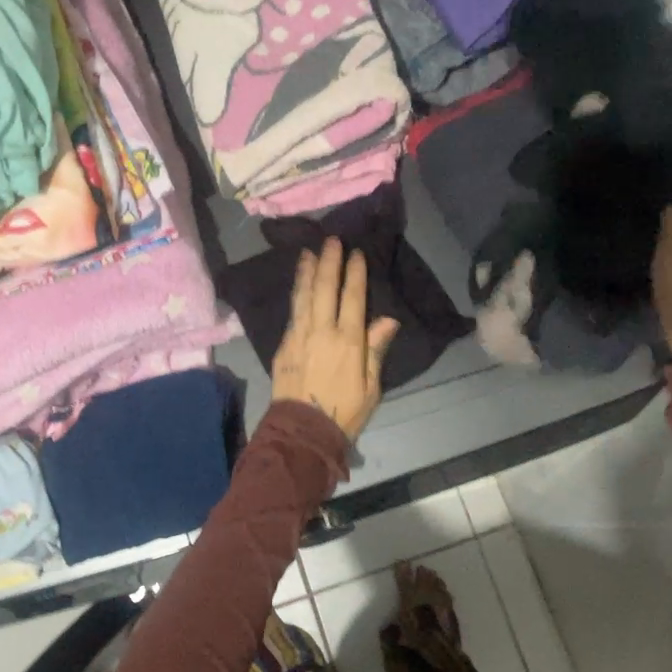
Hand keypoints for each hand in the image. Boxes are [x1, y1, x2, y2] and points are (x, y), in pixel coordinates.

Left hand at [271, 238, 400, 438]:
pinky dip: (296, 294)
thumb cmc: (344, 411)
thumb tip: (387, 319)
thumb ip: (375, 349)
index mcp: (348, 341)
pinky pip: (292, 312)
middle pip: (325, 289)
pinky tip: (298, 284)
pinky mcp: (283, 345)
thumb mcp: (371, 386)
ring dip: (307, 272)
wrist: (303, 430)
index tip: (356, 254)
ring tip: (309, 252)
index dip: (354, 273)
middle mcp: (322, 332)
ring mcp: (299, 336)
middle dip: (329, 262)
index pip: (352, 298)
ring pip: (303, 296)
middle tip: (331, 241)